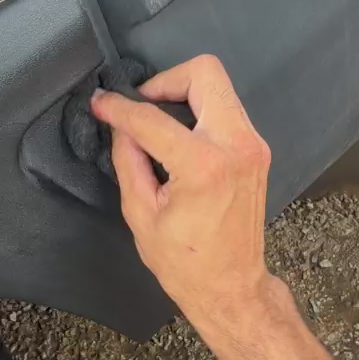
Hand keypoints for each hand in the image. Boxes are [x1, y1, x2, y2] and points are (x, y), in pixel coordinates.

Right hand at [90, 55, 280, 339]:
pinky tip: (178, 137)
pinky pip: (226, 109)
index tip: (101, 103)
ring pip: (218, 87)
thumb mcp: (140, 213)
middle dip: (164, 80)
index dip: (119, 107)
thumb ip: (128, 159)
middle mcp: (236, 146)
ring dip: (183, 94)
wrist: (231, 286)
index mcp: (203, 166)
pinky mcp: (257, 151)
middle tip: (141, 104)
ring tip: (156, 122)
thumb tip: (119, 125)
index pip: (152, 118)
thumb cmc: (184, 262)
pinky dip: (198, 112)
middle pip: (205, 73)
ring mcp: (253, 146)